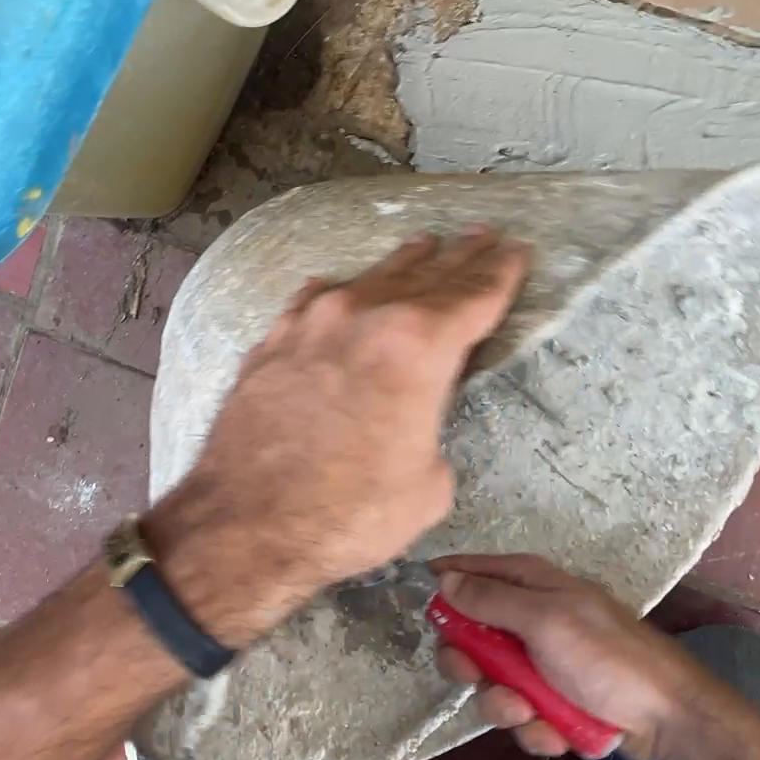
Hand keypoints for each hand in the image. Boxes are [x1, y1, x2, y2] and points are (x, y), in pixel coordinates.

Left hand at [144, 228, 529, 647]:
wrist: (244, 523)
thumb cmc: (348, 514)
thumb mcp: (426, 485)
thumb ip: (429, 434)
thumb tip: (410, 425)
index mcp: (416, 347)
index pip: (472, 297)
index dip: (500, 272)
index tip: (516, 249)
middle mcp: (363, 319)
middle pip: (423, 277)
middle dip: (457, 258)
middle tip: (480, 235)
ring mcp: (309, 326)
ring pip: (366, 281)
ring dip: (398, 266)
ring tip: (420, 246)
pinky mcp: (270, 345)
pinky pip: (308, 305)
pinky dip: (329, 294)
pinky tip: (330, 286)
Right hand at [432, 554, 727, 759]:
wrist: (670, 720)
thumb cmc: (607, 656)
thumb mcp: (544, 620)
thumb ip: (490, 600)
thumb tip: (443, 579)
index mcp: (530, 583)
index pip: (470, 571)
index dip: (443, 585)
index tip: (423, 609)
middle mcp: (529, 617)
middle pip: (469, 634)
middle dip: (468, 663)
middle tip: (473, 675)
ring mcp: (541, 662)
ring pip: (491, 682)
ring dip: (504, 704)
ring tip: (530, 712)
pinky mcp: (552, 701)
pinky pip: (520, 714)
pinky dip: (534, 727)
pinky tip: (555, 732)